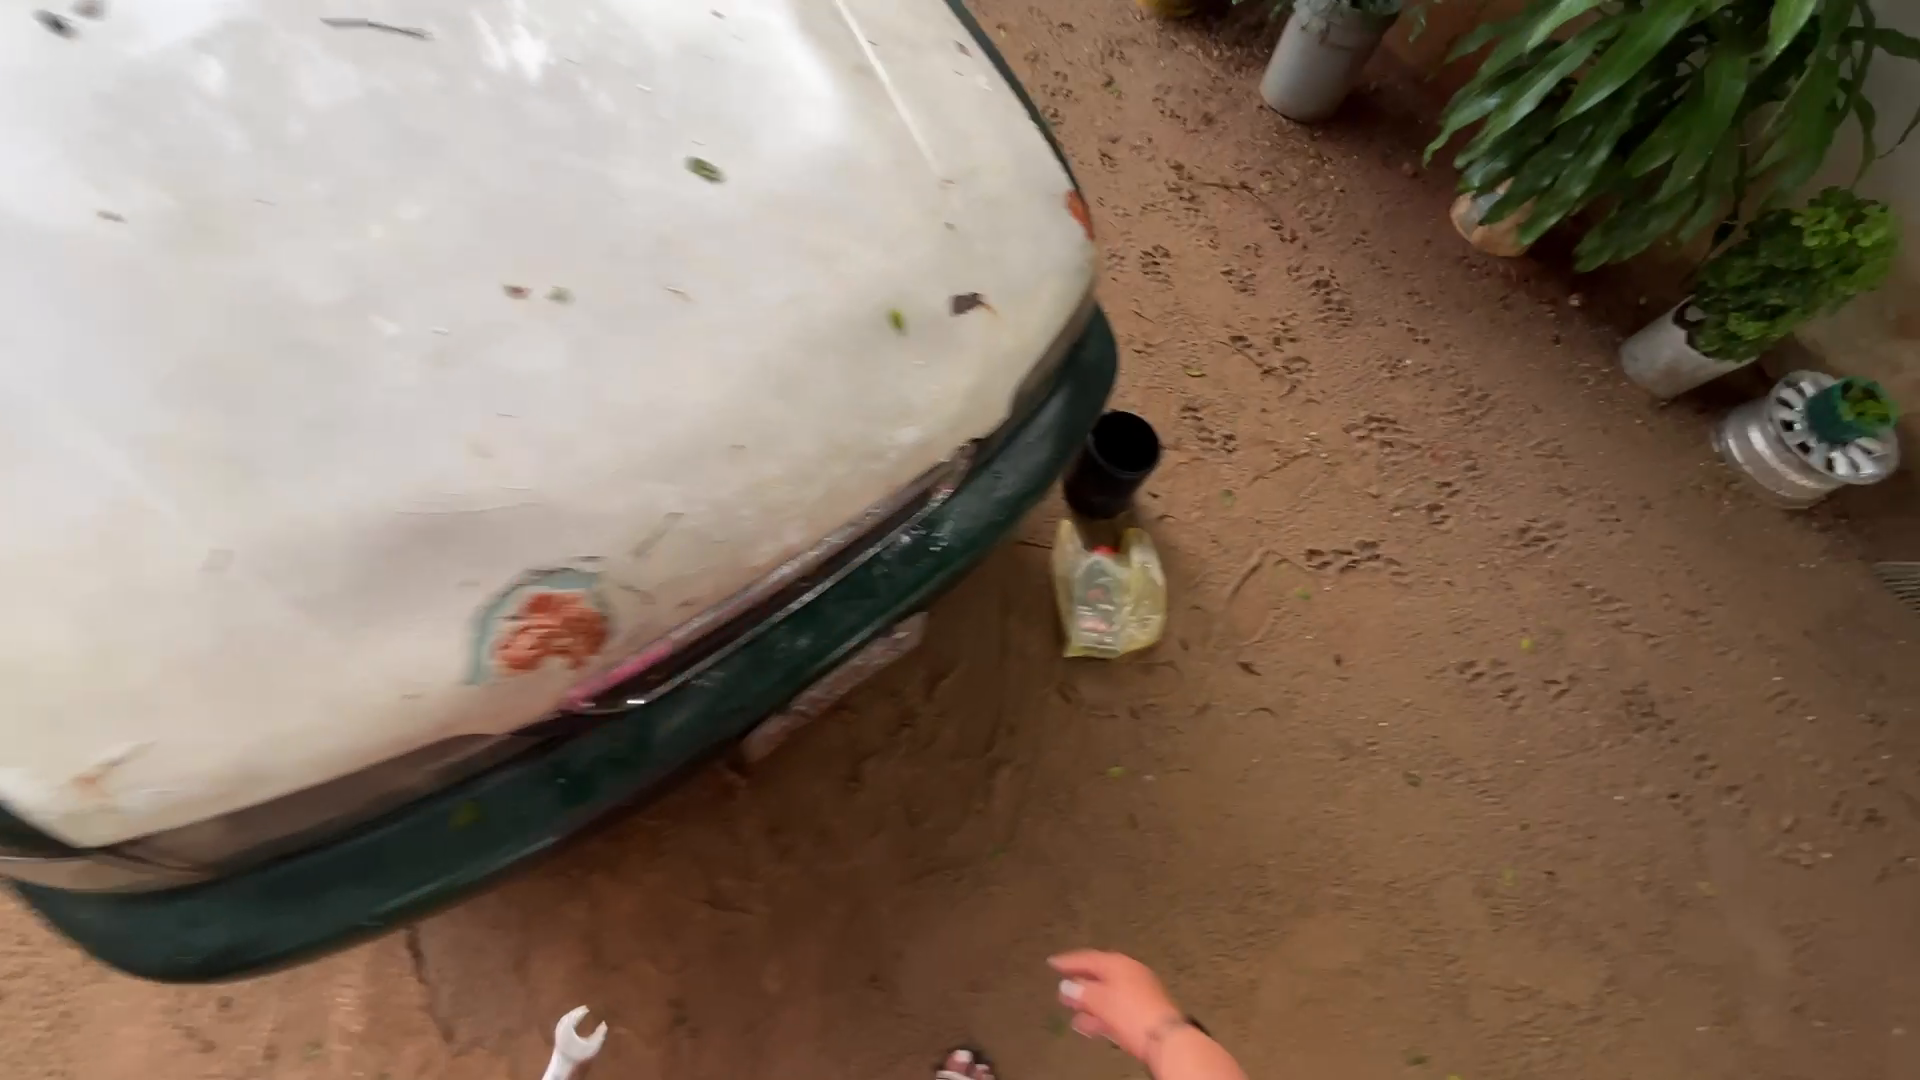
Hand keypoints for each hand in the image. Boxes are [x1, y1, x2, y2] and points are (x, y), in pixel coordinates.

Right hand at [1048, 950, 1184, 1060]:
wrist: (1166, 1039)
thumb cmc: (1131, 1011)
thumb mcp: (1100, 1000)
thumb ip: (1081, 991)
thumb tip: (1066, 986)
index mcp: (1117, 962)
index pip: (1088, 957)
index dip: (1068, 961)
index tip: (1052, 963)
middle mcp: (1128, 972)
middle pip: (1099, 974)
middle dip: (1080, 983)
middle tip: (1063, 988)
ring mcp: (1138, 991)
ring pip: (1107, 993)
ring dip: (1089, 1001)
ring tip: (1072, 1011)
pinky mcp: (1144, 1011)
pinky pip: (1116, 1008)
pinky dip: (1102, 1014)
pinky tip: (1089, 1024)